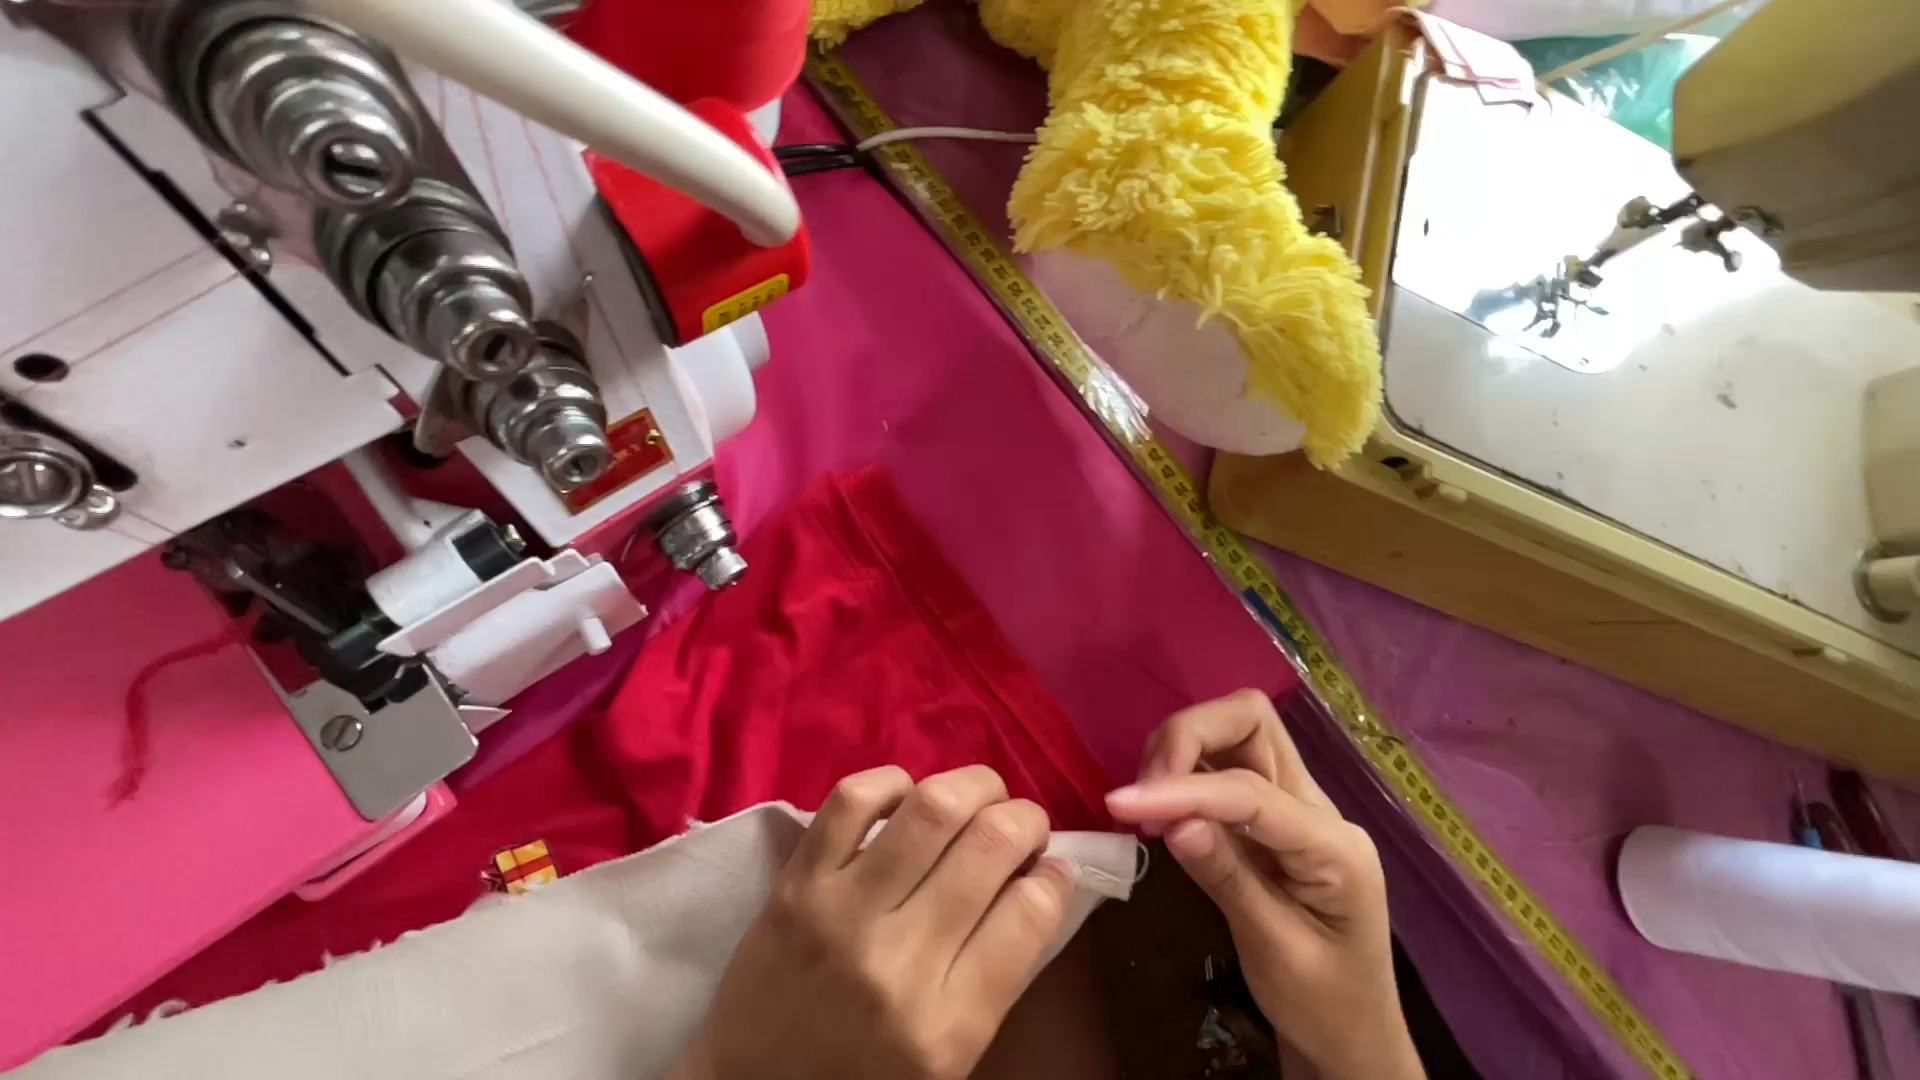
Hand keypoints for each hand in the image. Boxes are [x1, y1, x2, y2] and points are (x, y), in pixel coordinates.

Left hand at [671, 766, 1075, 1079]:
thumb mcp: (949, 1055)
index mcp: (946, 1026)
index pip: (1030, 915)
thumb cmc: (864, 1076)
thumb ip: (997, 971)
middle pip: (989, 846)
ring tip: (980, 795)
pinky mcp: (796, 881)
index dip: (1054, 874)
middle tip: (1022, 824)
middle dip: (1025, 819)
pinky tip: (908, 796)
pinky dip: (893, 781)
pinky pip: (854, 798)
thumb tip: (1041, 876)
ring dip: (974, 786)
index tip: (1051, 864)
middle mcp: (898, 963)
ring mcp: (840, 913)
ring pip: (932, 809)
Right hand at [1105, 690, 1423, 1079]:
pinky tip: (1162, 806)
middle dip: (1187, 734)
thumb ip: (1226, 879)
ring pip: (1234, 731)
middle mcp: (1317, 807)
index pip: (1250, 792)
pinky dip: (1183, 769)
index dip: (1182, 789)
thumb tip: (1172, 822)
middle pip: (1251, 721)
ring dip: (1181, 748)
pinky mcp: (1269, 812)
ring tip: (1146, 804)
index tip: (1120, 802)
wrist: (1352, 1036)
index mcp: (1334, 846)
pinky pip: (1223, 764)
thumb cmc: (1322, 1005)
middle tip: (1142, 790)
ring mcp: (1294, 803)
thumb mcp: (1275, 952)